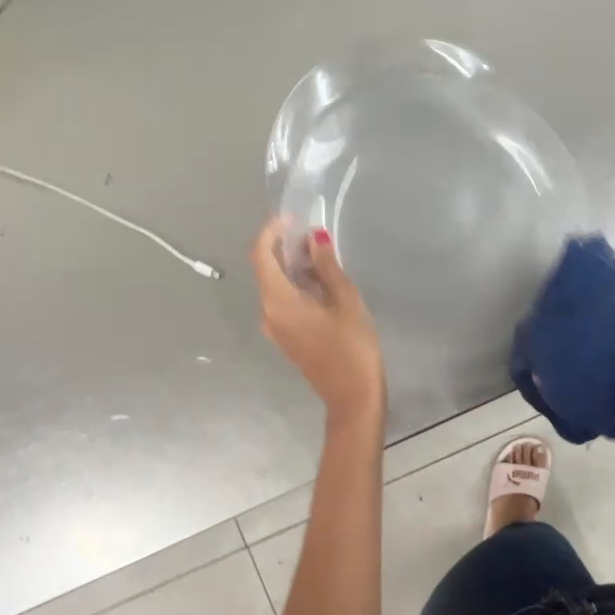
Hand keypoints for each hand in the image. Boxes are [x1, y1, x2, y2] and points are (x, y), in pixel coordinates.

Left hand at [251, 218, 384, 420]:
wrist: (353, 396)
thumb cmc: (353, 348)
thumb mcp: (346, 301)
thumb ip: (328, 266)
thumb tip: (315, 238)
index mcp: (278, 301)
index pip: (261, 255)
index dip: (271, 232)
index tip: (292, 218)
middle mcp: (268, 313)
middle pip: (267, 270)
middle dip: (285, 247)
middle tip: (312, 232)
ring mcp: (275, 327)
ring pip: (276, 286)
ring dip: (293, 267)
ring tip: (321, 252)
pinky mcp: (286, 337)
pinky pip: (284, 302)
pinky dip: (297, 285)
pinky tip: (320, 280)